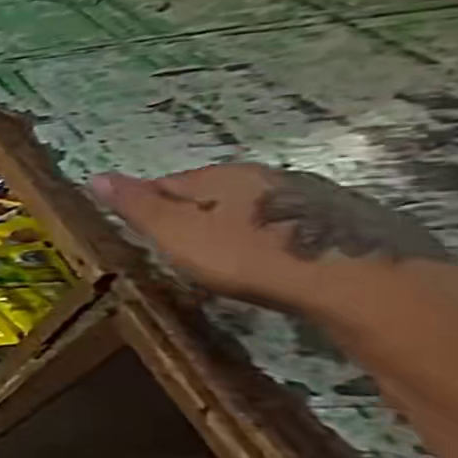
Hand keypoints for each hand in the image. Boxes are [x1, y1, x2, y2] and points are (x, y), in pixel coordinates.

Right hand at [91, 163, 452, 313]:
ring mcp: (315, 196)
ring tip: (233, 261)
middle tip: (185, 253)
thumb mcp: (176, 235)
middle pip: (215, 193)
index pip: (166, 183)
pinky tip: (281, 266)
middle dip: (196, 216)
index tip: (145, 235)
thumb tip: (94, 176)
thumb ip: (136, 206)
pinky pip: (298, 228)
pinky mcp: (353, 223)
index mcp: (221, 175)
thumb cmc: (249, 258)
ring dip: (240, 228)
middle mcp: (267, 175)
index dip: (149, 207)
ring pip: (258, 209)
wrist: (362, 282)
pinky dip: (281, 242)